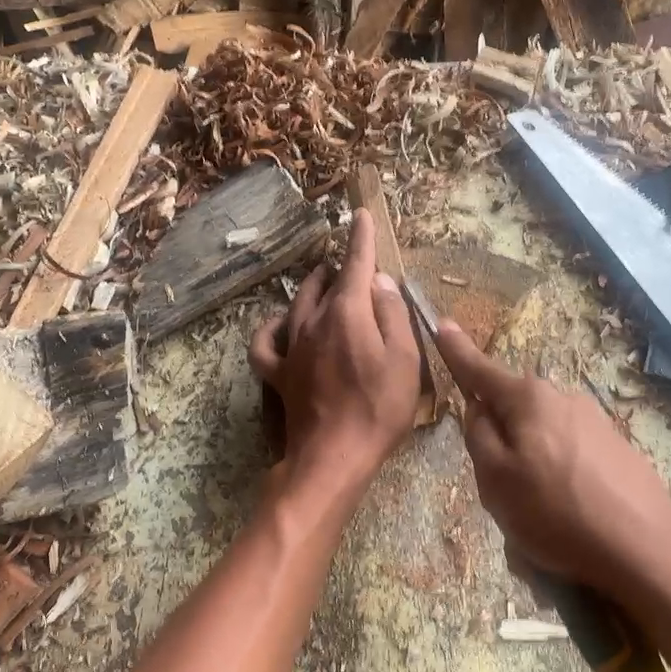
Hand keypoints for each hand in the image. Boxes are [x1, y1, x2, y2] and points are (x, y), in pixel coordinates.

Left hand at [249, 209, 420, 502]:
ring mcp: (291, 348)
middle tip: (355, 266)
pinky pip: (266, 342)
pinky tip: (281, 325)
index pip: (356, 264)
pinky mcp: (278, 374)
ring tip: (324, 281)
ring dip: (312, 287)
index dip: (361, 237)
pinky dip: (272, 327)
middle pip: (325, 282)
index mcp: (348, 313)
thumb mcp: (405, 360)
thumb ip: (393, 315)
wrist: (332, 457)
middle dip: (339, 267)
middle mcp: (313, 321)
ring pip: (297, 304)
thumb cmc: (378, 409)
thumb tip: (381, 283)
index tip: (361, 214)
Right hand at [433, 321, 670, 590]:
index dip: (457, 352)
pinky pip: (571, 454)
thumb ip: (478, 436)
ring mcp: (596, 421)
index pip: (481, 370)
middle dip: (501, 437)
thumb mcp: (495, 480)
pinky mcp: (618, 448)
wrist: (645, 549)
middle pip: (515, 408)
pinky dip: (561, 476)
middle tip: (501, 486)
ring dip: (533, 462)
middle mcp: (563, 397)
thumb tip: (478, 409)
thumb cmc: (557, 513)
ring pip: (544, 435)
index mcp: (529, 399)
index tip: (442, 324)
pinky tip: (571, 515)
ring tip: (539, 514)